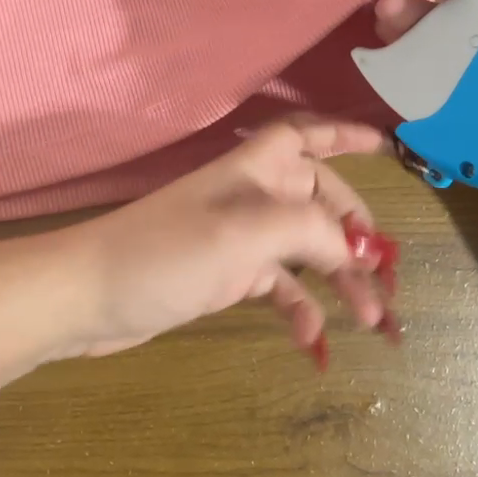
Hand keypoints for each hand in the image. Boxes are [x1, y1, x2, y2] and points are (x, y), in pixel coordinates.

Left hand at [54, 119, 399, 365]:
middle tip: (388, 273)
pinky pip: (279, 286)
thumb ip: (310, 230)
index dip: (344, 134)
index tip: (386, 147)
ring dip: (340, 280)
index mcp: (254, 169)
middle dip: (357, 232)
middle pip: (319, 200)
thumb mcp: (245, 233)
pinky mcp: (226, 275)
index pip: (306, 135)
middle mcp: (251, 196)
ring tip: (371, 319)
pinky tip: (314, 342)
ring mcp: (239, 238)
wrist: (90, 295)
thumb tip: (361, 247)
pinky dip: (301, 309)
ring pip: (306, 248)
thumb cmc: (167, 251)